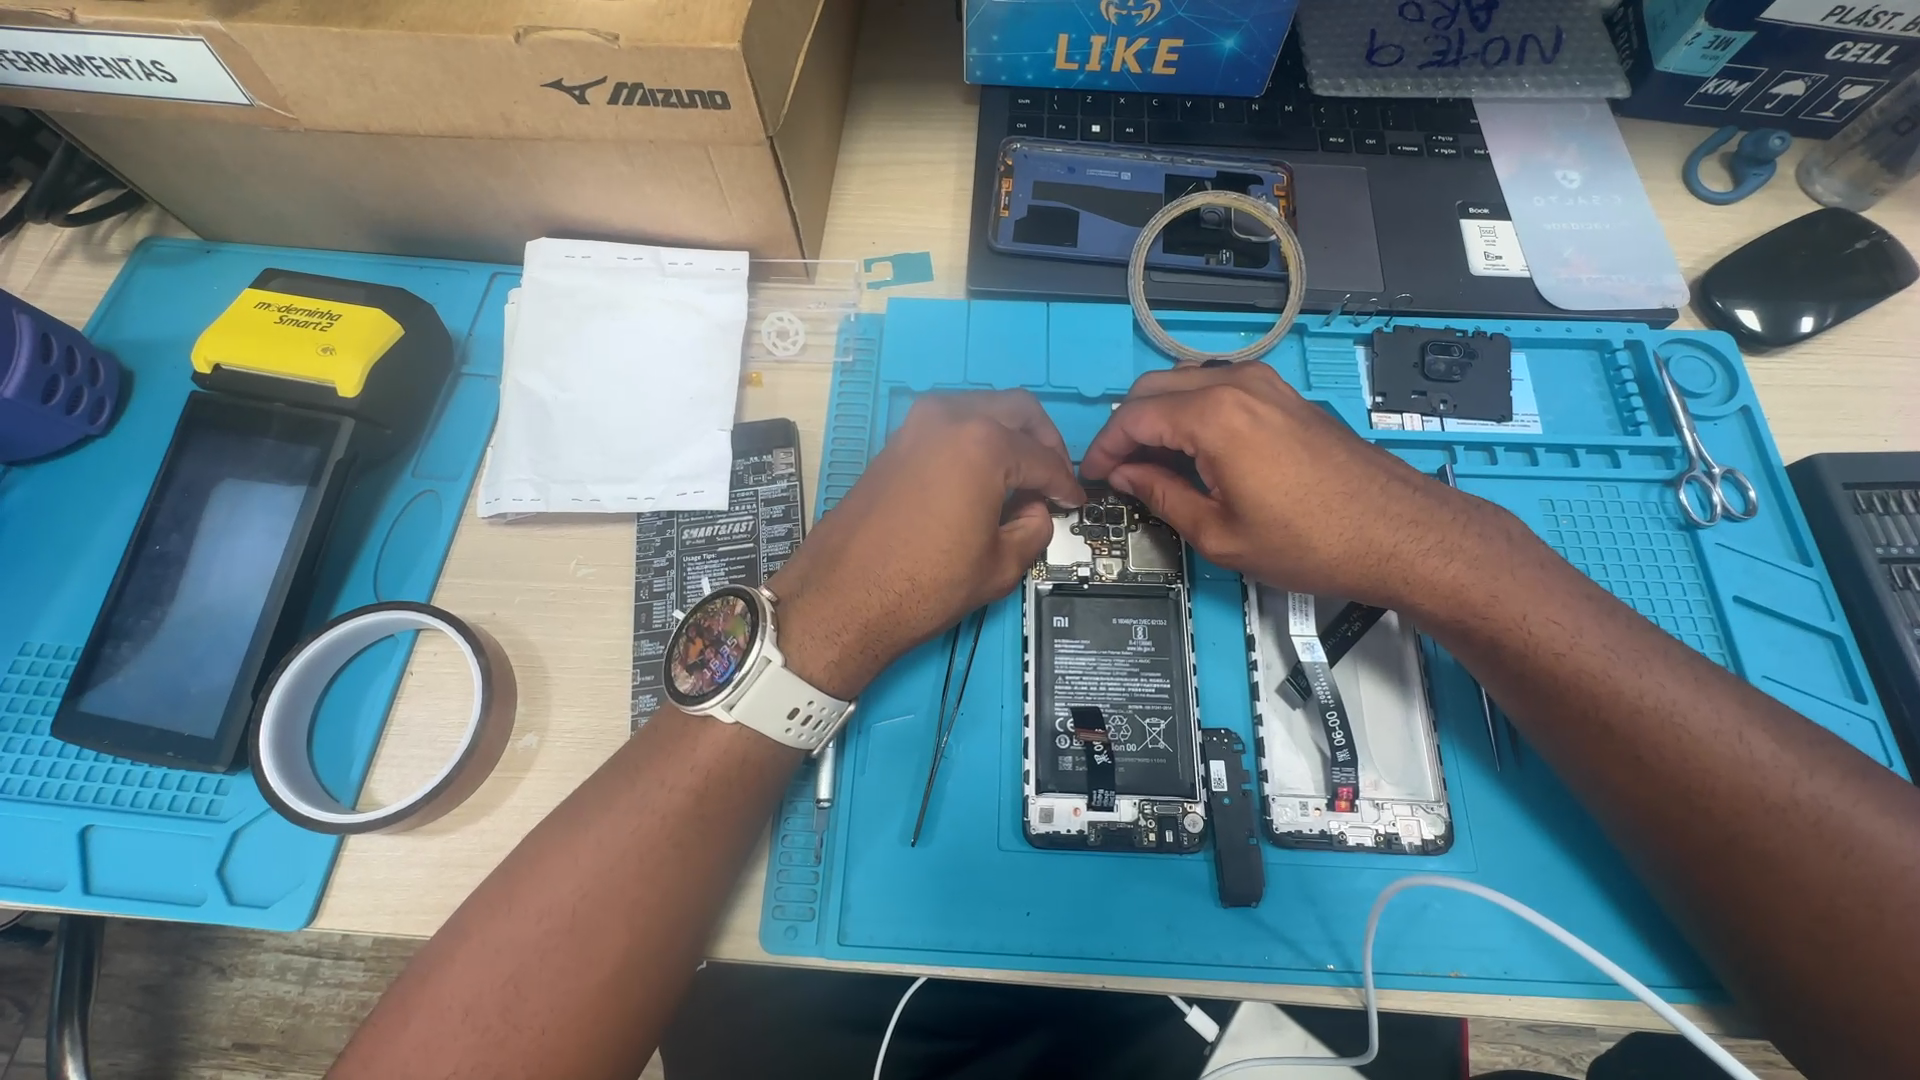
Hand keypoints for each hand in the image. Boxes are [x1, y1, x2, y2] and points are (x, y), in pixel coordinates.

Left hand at [768, 391, 1083, 699]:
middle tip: (1052, 476)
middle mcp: (950, 417)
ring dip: (1007, 433)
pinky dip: (974, 440)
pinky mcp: (895, 442)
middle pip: (1016, 410)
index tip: (1074, 501)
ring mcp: (915, 425)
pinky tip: (981, 477)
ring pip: (979, 409)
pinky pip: (949, 426)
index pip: (1042, 458)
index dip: (1065, 483)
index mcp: (984, 443)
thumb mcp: (999, 565)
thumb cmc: (925, 585)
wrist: (842, 597)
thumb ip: (1032, 529)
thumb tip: (1036, 511)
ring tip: (1020, 476)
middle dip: (1043, 440)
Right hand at [1079, 363, 1491, 607]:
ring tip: (1153, 465)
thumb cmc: (1312, 542)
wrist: (1400, 535)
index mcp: (1214, 417)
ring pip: (1186, 383)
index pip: (1133, 416)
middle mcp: (1238, 386)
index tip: (1093, 475)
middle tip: (1117, 471)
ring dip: (1159, 416)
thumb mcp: (1218, 533)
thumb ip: (1160, 494)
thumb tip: (1126, 475)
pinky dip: (1193, 413)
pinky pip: (1221, 390)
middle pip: (1154, 388)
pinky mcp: (1286, 398)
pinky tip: (1195, 453)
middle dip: (1126, 427)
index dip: (1103, 447)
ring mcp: (1267, 386)